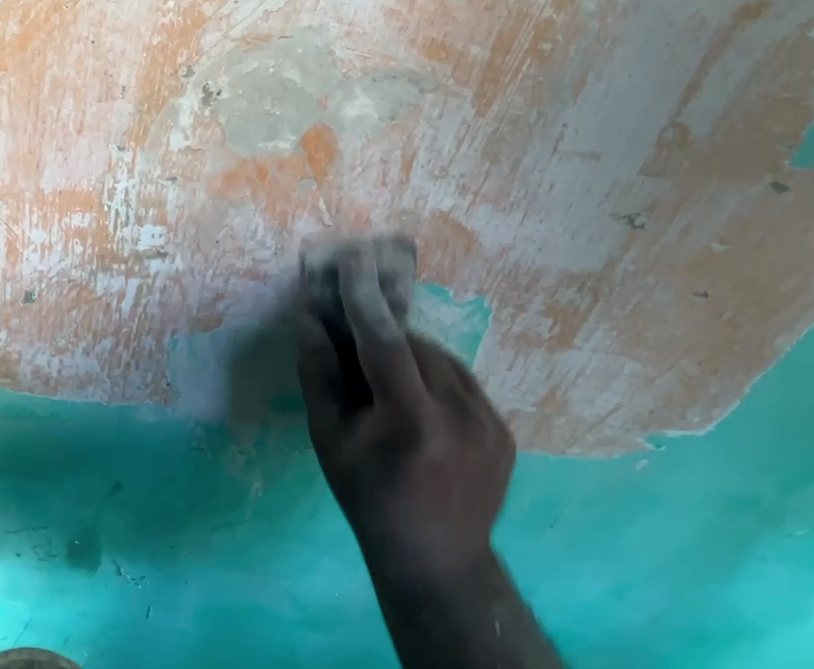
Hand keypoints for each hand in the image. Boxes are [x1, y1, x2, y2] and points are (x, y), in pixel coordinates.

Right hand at [295, 237, 516, 579]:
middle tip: (353, 351)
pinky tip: (415, 405)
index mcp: (412, 423)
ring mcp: (490, 422)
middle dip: (377, 336)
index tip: (352, 257)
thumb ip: (319, 372)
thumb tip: (310, 313)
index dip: (364, 296)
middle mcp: (460, 415)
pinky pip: (459, 379)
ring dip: (405, 356)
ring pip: (437, 358)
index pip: (384, 342)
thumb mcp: (328, 437)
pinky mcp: (504, 427)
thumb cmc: (367, 496)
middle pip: (410, 345)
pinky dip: (431, 377)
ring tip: (386, 390)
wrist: (437, 557)